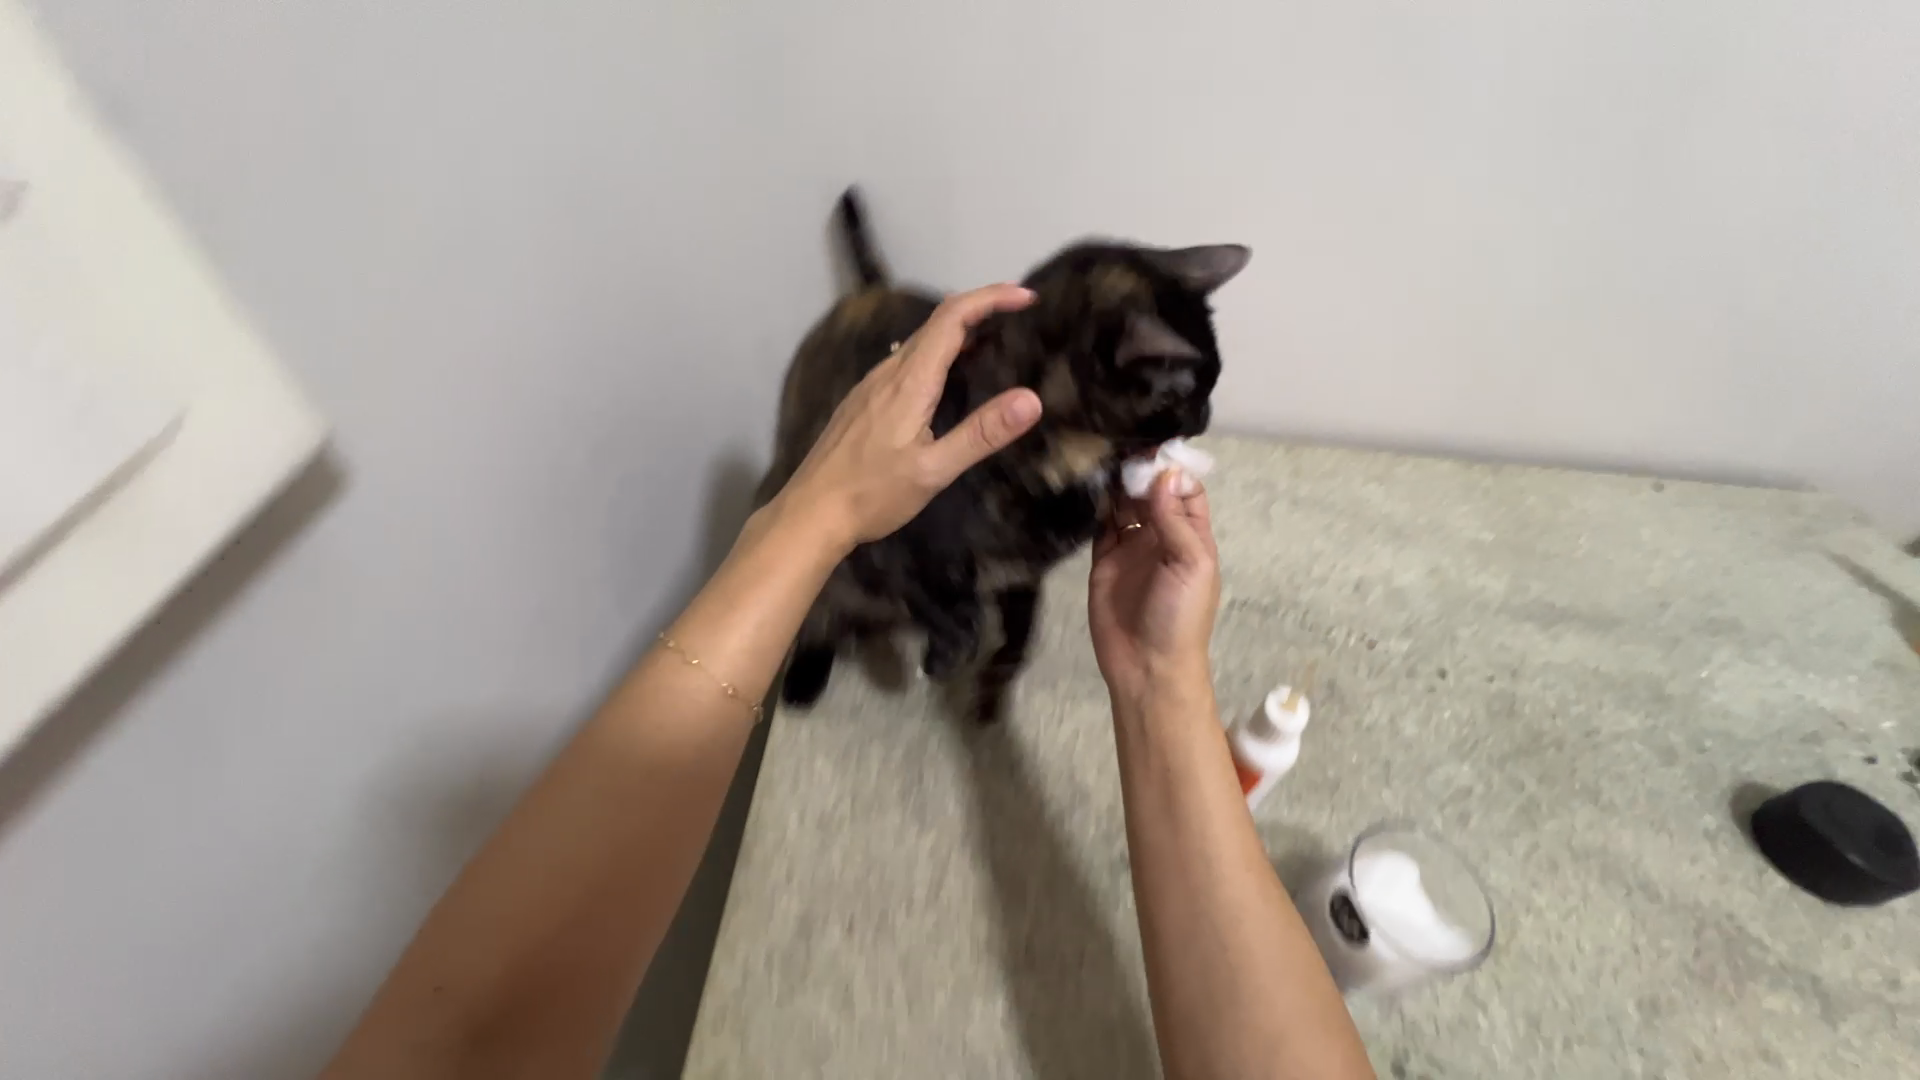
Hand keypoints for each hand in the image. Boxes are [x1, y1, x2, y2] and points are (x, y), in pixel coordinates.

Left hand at [773, 283, 1041, 550]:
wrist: (810, 513)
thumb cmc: (872, 494)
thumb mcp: (934, 470)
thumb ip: (981, 434)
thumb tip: (1032, 399)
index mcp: (909, 381)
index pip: (953, 317)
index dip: (991, 298)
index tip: (1028, 297)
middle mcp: (888, 373)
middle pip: (937, 323)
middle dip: (981, 310)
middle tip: (1019, 320)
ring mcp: (871, 387)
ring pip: (919, 344)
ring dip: (958, 334)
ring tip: (993, 347)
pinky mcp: (862, 403)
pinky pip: (904, 364)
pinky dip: (936, 357)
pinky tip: (945, 382)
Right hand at [1088, 470, 1220, 708]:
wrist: (1147, 665)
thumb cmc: (1180, 616)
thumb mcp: (1191, 564)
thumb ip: (1175, 519)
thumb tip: (1164, 474)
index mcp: (1191, 537)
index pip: (1185, 492)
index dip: (1171, 471)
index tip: (1152, 452)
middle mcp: (1162, 538)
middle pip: (1151, 494)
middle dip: (1140, 473)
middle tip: (1120, 450)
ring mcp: (1131, 549)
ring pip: (1123, 507)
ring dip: (1116, 486)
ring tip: (1101, 460)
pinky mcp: (1103, 562)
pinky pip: (1100, 528)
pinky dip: (1096, 508)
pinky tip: (1088, 487)